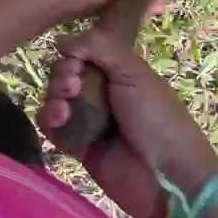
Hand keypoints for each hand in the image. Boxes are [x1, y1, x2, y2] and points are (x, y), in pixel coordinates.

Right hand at [39, 0, 217, 217]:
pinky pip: (51, 126)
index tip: (77, 63)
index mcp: (119, 74)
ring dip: (54, 96)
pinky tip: (59, 119)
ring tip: (65, 108)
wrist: (168, 178)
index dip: (73, 55)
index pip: (82, 54)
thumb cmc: (157, 118)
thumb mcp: (134, 72)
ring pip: (54, 97)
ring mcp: (89, 120)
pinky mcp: (77, 145)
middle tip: (74, 86)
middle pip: (64, 74)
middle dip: (62, 76)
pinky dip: (49, 119)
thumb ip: (98, 46)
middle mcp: (102, 94)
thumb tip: (59, 39)